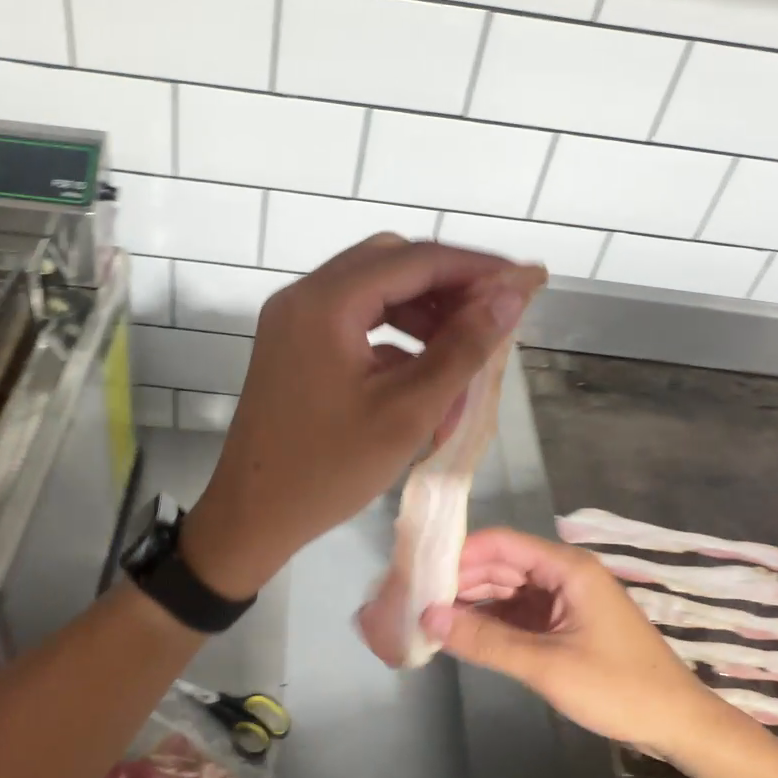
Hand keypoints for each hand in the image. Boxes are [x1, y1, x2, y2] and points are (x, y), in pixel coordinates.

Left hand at [182, 235, 544, 597]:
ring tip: (466, 353)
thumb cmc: (329, 470)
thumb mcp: (407, 411)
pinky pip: (353, 324)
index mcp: (325, 302)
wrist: (251, 517)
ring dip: (423, 315)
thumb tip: (512, 293)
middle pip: (391, 265)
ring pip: (373, 293)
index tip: (526, 281)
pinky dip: (393, 340)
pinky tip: (424, 377)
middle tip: (495, 314)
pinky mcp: (292, 347)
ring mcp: (292, 321)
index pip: (416, 260)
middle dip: (448, 286)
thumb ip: (463, 347)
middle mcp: (303, 296)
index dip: (477, 267)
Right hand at [420, 528, 729, 757]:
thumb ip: (486, 641)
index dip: (459, 555)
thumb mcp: (547, 666)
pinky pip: (519, 613)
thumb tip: (428, 618)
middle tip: (415, 600)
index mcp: (567, 568)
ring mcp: (565, 600)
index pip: (500, 543)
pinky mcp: (565, 625)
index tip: (419, 575)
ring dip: (473, 602)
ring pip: (507, 589)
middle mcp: (564, 575)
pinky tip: (462, 635)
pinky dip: (492, 622)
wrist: (679, 725)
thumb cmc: (619, 688)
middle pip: (501, 564)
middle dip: (460, 580)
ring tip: (430, 619)